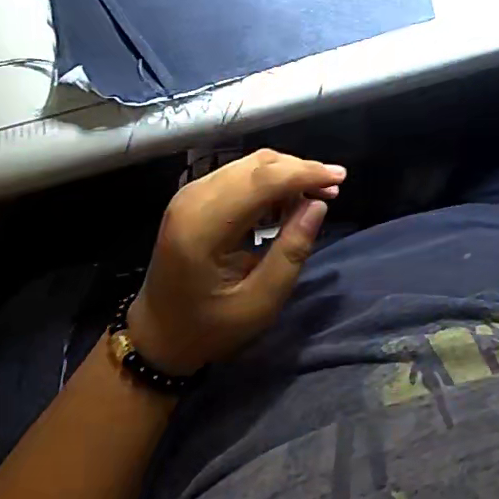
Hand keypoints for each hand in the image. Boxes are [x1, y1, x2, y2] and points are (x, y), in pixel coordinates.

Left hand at [126, 149, 345, 374]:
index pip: (260, 181)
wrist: (158, 335)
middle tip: (333, 191)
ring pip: (250, 164)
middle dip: (300, 171)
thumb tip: (318, 206)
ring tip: (315, 197)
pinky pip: (240, 173)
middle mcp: (192, 200)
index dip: (304, 174)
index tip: (340, 178)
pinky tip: (287, 201)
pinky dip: (270, 180)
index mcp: (202, 229)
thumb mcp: (260, 303)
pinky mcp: (194, 196)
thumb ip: (291, 252)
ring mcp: (189, 194)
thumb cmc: (210, 327)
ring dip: (287, 173)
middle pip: (257, 165)